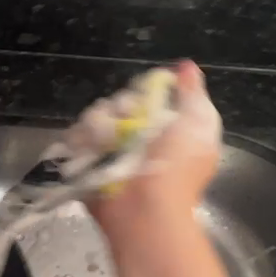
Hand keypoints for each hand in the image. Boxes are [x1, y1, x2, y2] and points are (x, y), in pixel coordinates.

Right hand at [88, 60, 221, 252]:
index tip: (147, 98)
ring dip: (103, 122)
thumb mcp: (198, 124)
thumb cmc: (177, 167)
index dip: (145, 91)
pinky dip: (84, 137)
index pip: (147, 92)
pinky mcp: (86, 160)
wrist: (146, 209)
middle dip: (122, 107)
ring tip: (110, 140)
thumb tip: (186, 67)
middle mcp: (136, 136)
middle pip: (119, 101)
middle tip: (130, 123)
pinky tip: (94, 146)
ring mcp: (110, 149)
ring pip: (96, 114)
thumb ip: (193, 94)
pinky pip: (76, 134)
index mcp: (166, 127)